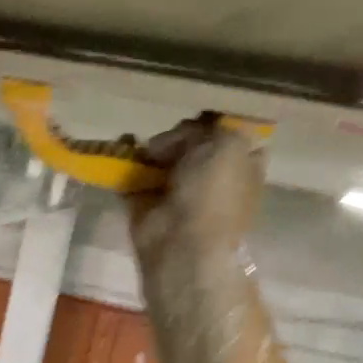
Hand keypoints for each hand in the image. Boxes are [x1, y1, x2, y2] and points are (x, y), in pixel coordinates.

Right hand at [125, 119, 266, 269]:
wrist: (182, 245)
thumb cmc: (214, 194)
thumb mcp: (228, 143)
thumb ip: (209, 127)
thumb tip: (176, 139)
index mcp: (241, 163)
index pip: (227, 133)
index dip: (211, 121)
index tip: (198, 117)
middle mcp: (211, 175)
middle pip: (190, 141)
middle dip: (177, 133)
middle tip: (172, 139)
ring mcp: (178, 190)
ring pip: (162, 156)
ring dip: (151, 146)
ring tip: (147, 148)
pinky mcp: (146, 202)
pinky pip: (133, 174)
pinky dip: (123, 160)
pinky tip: (121, 148)